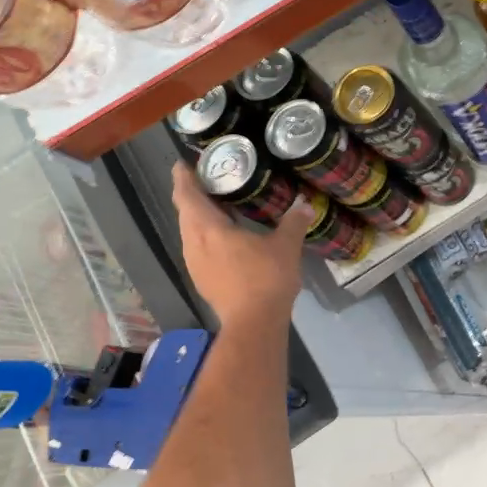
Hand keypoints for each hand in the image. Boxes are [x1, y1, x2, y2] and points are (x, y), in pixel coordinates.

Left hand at [170, 161, 313, 327]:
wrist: (254, 321)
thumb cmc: (266, 277)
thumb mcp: (286, 246)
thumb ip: (293, 222)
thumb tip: (304, 205)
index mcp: (208, 228)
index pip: (187, 195)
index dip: (183, 178)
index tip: (182, 164)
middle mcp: (194, 243)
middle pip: (186, 213)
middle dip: (192, 196)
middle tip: (207, 183)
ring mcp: (195, 264)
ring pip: (190, 232)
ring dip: (199, 219)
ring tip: (218, 209)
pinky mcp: (202, 280)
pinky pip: (199, 249)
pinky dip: (207, 237)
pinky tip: (226, 240)